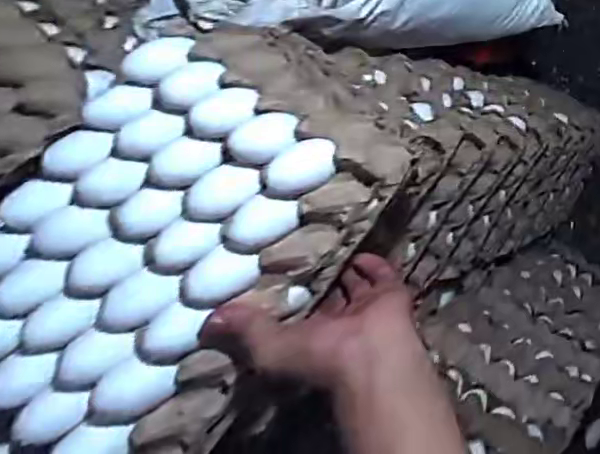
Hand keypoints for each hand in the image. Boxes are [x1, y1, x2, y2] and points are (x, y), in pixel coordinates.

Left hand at [205, 252, 422, 392]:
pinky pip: (381, 272)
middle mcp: (340, 323)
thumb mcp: (272, 347)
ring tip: (334, 245)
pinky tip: (359, 249)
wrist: (372, 351)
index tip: (278, 277)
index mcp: (312, 339)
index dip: (290, 302)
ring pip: (355, 285)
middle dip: (321, 282)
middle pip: (329, 300)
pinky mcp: (390, 291)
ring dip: (345, 270)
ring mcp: (367, 306)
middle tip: (308, 254)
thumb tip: (209, 320)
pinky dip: (371, 261)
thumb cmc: (320, 355)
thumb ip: (247, 330)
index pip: (299, 318)